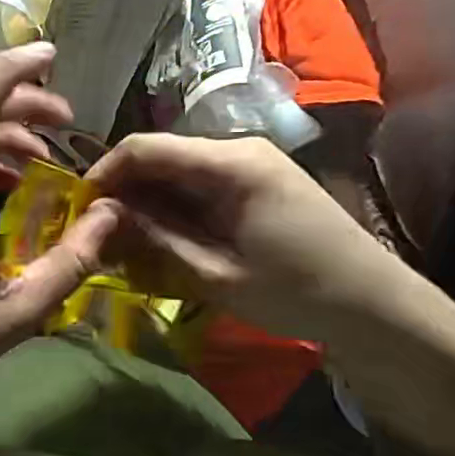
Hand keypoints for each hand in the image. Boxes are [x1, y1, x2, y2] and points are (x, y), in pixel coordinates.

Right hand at [85, 134, 416, 348]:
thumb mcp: (212, 272)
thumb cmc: (295, 292)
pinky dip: (171, 207)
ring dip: (145, 202)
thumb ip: (153, 236)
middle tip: (98, 232)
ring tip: (125, 240)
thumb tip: (101, 212)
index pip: (144, 148)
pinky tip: (161, 237)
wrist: (377, 307)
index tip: (77, 208)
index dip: (103, 173)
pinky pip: (197, 184)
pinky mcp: (256, 180)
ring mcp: (250, 162)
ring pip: (174, 171)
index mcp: (230, 163)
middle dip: (122, 191)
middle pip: (158, 157)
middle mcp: (238, 149)